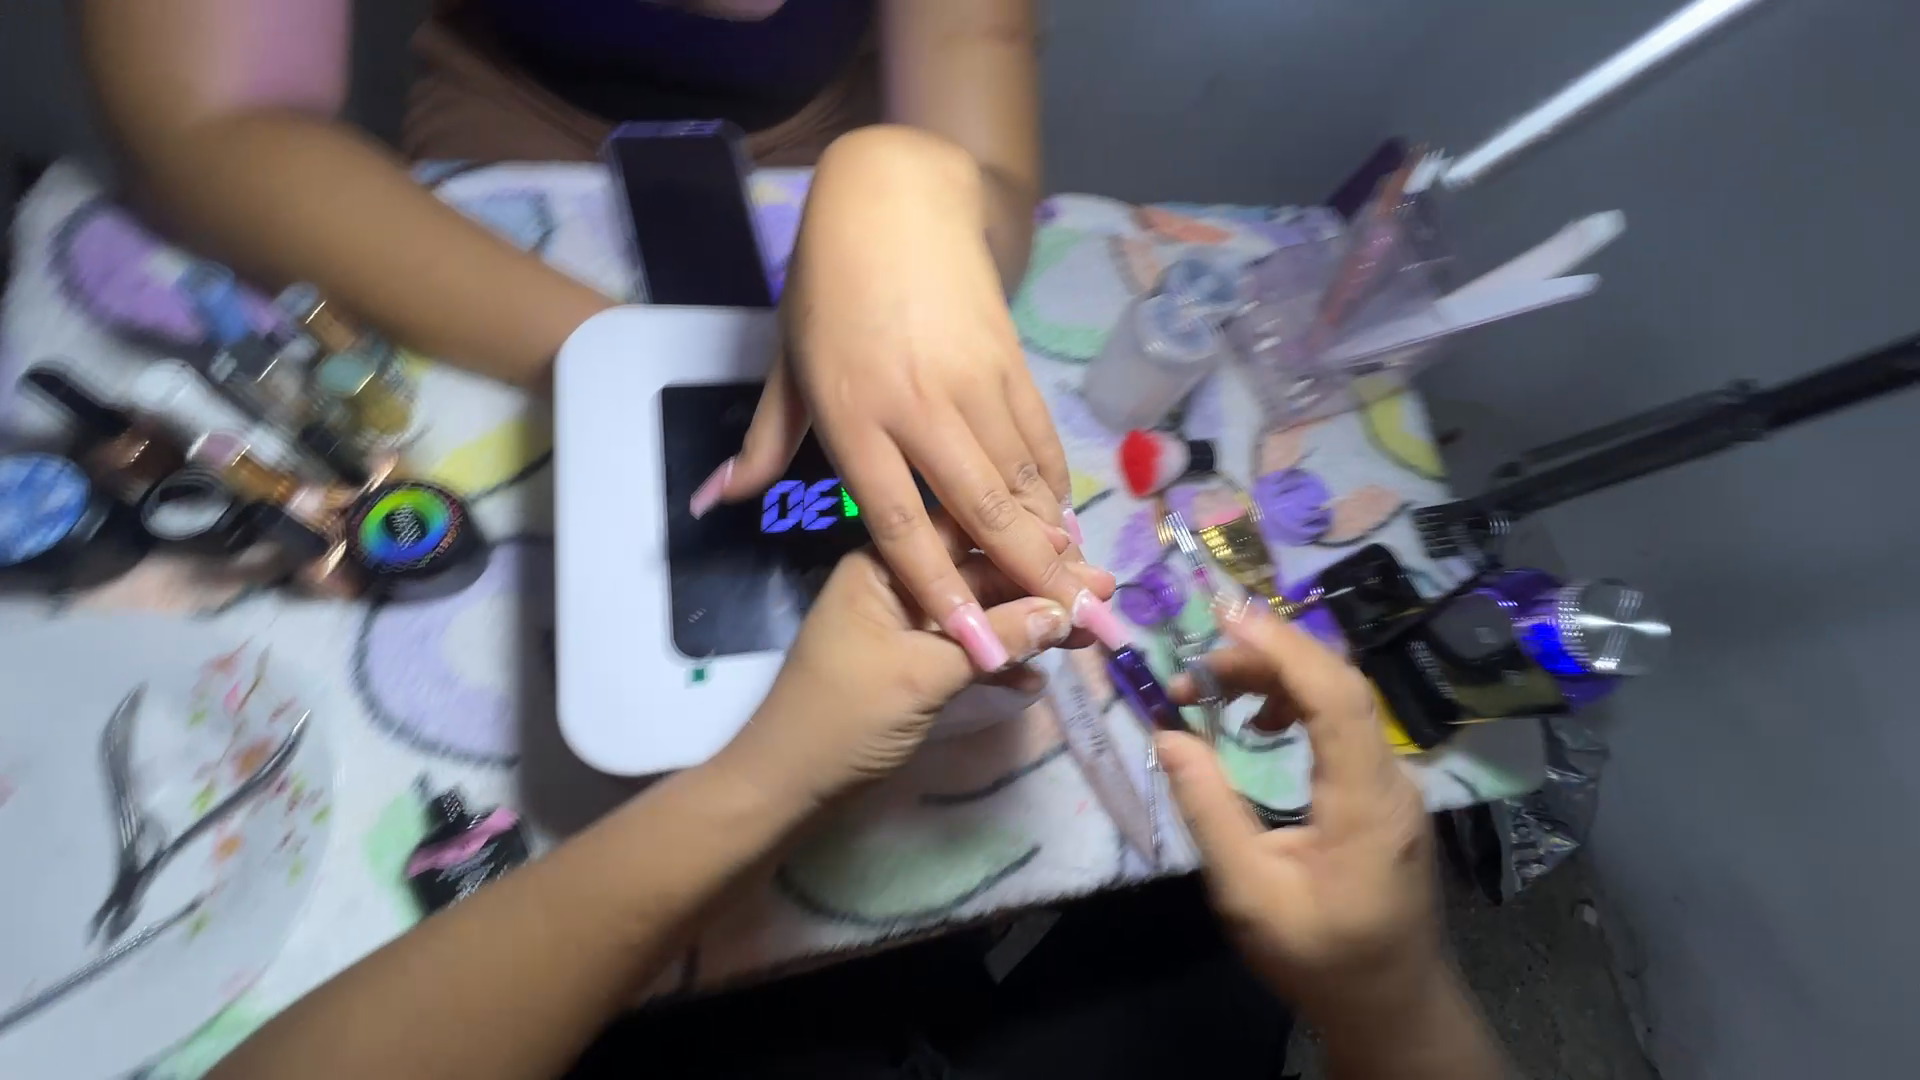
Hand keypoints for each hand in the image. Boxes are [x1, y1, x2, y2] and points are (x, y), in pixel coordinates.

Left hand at [687, 126, 1131, 672]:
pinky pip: (1039, 438)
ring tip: (1077, 588)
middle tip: (1072, 627)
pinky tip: (1065, 520)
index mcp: (855, 419)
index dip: (938, 590)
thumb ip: (763, 444)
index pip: (899, 524)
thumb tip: (715, 500)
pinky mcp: (1012, 361)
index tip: (977, 643)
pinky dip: (1055, 486)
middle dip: (1030, 577)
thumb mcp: (787, 366)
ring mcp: (974, 384)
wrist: (894, 200)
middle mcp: (921, 410)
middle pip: (982, 509)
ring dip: (1050, 539)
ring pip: (1022, 478)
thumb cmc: (827, 289)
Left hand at [719, 515, 1115, 806]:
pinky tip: (1042, 672)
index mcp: (885, 565)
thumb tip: (1064, 612)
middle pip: (979, 574)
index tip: (1079, 549)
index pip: (961, 533)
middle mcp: (899, 584)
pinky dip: (1003, 657)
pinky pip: (968, 648)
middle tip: (1102, 593)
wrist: (786, 787)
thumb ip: (994, 639)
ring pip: (981, 613)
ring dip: (1031, 624)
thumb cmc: (843, 718)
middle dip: (1039, 586)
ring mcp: (908, 626)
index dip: (1021, 537)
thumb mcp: (922, 674)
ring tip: (1088, 632)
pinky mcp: (916, 662)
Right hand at [1159, 598, 1443, 1014]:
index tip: (1226, 616)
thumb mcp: (1248, 894)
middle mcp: (1389, 777)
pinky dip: (1290, 699)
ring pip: (1336, 695)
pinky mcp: (1378, 785)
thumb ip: (1208, 810)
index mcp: (1366, 802)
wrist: (1392, 1005)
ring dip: (1270, 676)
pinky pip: (1338, 718)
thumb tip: (1167, 734)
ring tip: (1208, 692)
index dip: (1283, 648)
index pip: (1336, 697)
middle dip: (1261, 657)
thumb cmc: (1320, 957)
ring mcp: (1389, 779)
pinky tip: (1255, 719)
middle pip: (1335, 683)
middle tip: (1191, 673)